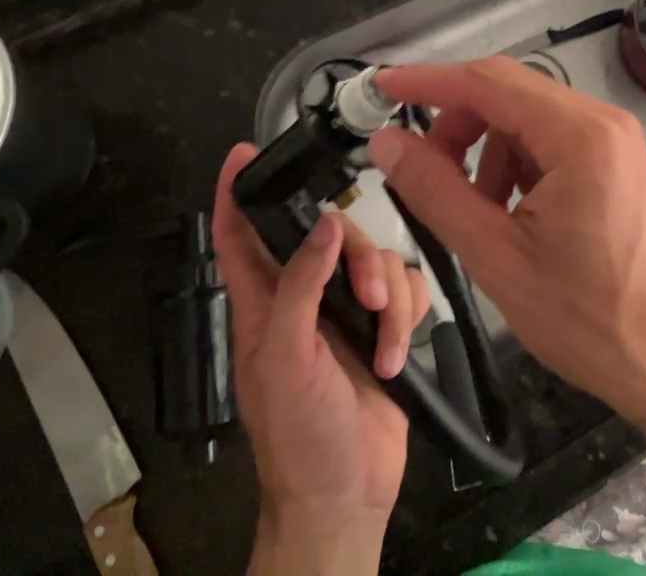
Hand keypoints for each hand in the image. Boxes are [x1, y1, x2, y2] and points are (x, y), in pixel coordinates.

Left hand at [210, 144, 431, 573]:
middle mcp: (307, 298)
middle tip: (367, 299)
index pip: (239, 236)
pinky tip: (400, 351)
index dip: (236, 193)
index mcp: (264, 302)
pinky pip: (408, 292)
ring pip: (378, 263)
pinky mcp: (387, 330)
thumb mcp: (286, 357)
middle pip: (335, 238)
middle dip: (360, 259)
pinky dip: (409, 314)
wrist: (346, 491)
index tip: (243, 153)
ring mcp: (349, 314)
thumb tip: (327, 225)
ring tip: (385, 347)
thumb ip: (300, 285)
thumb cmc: (298, 432)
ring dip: (390, 301)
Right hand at [366, 57, 645, 430]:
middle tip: (419, 167)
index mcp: (580, 136)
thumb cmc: (585, 317)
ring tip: (472, 206)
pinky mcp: (617, 163)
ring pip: (527, 117)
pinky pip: (551, 141)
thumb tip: (386, 143)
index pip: (487, 82)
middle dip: (455, 121)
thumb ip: (434, 190)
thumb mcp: (494, 255)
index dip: (427, 81)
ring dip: (485, 147)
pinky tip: (507, 210)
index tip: (381, 89)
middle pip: (508, 92)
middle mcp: (604, 122)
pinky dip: (516, 163)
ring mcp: (616, 140)